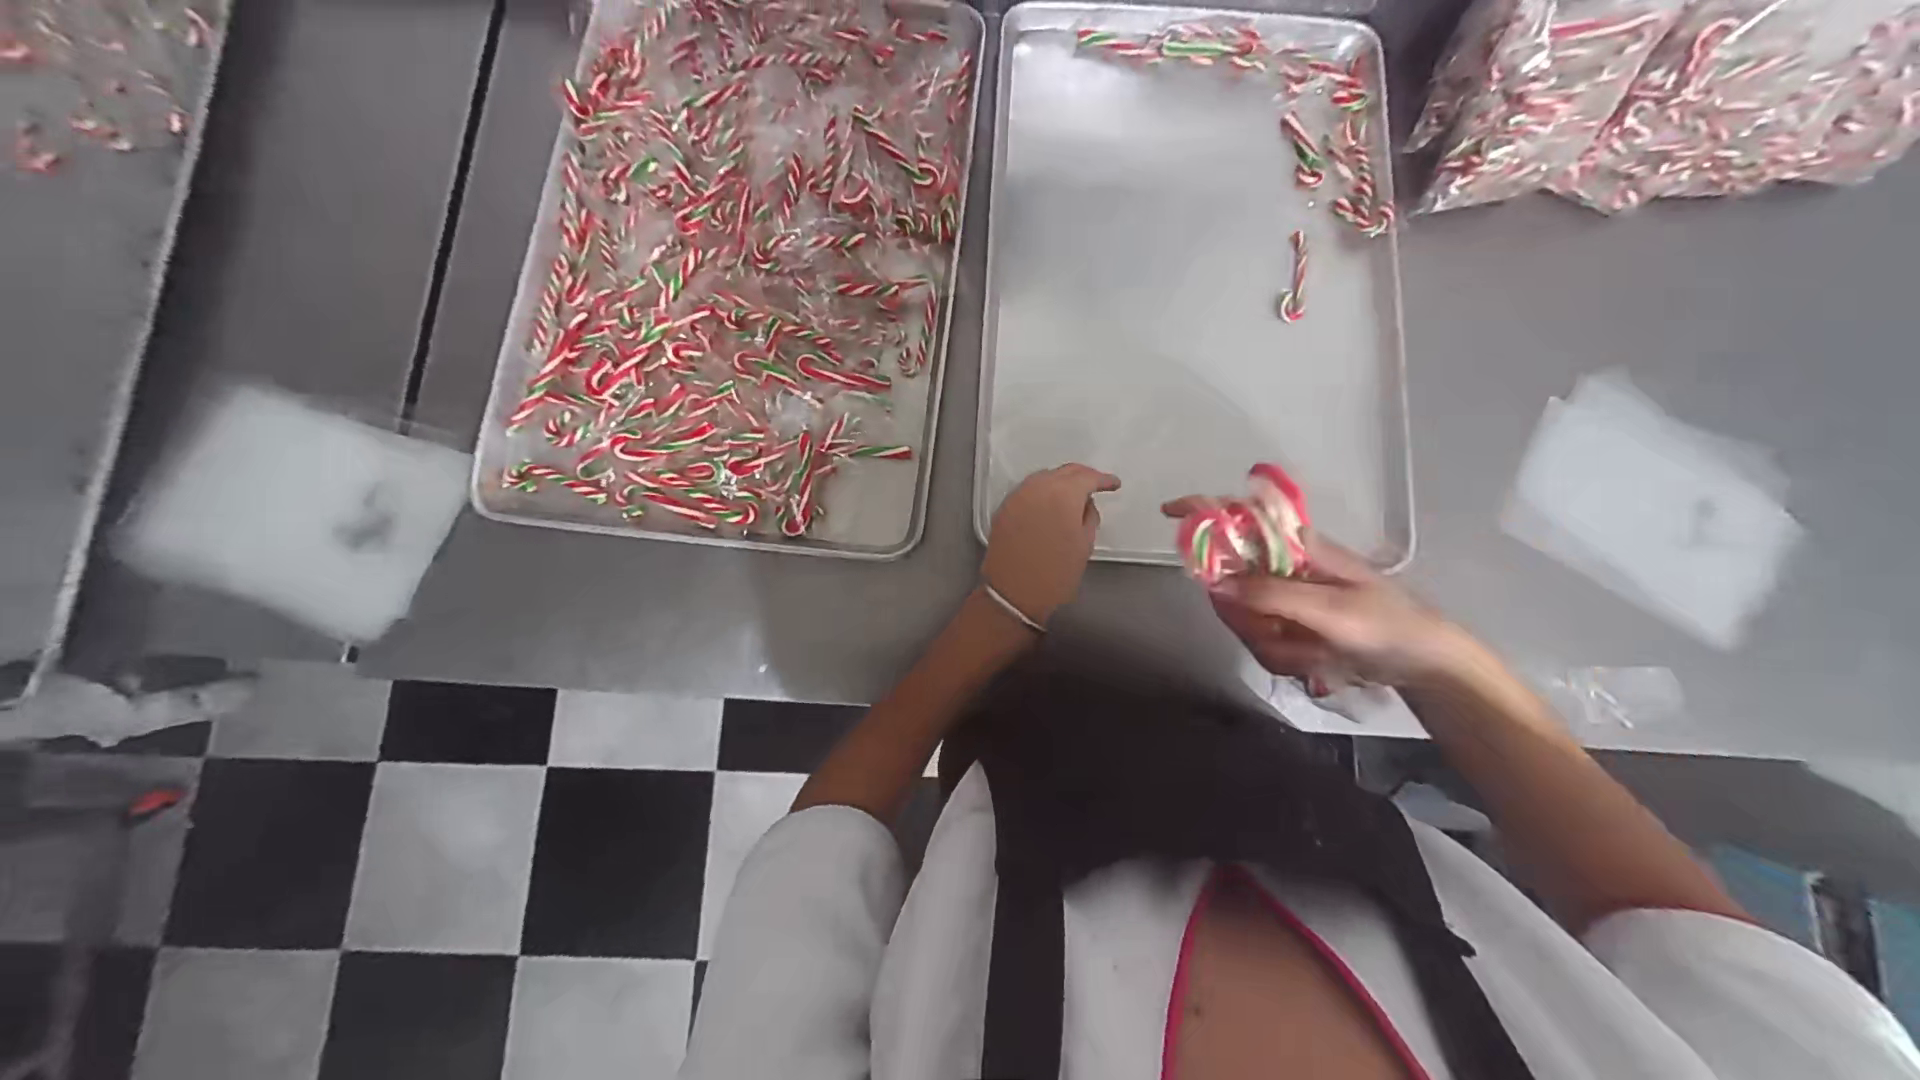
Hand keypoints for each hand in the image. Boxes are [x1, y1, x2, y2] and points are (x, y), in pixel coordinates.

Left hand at [984, 464, 1120, 623]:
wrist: (1013, 593)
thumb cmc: (1055, 573)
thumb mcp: (1084, 545)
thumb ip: (1089, 516)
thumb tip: (1085, 504)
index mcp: (1063, 494)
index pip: (1087, 477)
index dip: (1103, 480)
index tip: (1113, 485)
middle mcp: (1038, 487)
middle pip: (1064, 472)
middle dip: (1082, 476)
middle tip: (1095, 486)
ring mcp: (1018, 496)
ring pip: (1044, 478)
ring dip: (1060, 481)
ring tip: (1073, 494)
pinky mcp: (1004, 508)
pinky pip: (1028, 490)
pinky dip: (1042, 491)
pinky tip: (1050, 503)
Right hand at [1161, 501, 1467, 685]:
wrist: (1425, 664)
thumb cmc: (1387, 624)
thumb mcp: (1331, 609)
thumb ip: (1271, 595)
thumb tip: (1216, 584)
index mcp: (1296, 549)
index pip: (1240, 520)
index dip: (1204, 513)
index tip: (1168, 513)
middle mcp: (1282, 570)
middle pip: (1229, 587)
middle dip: (1248, 620)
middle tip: (1279, 638)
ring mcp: (1283, 601)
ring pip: (1242, 621)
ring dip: (1273, 645)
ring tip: (1313, 656)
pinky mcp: (1287, 627)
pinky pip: (1259, 643)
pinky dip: (1282, 658)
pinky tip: (1313, 663)